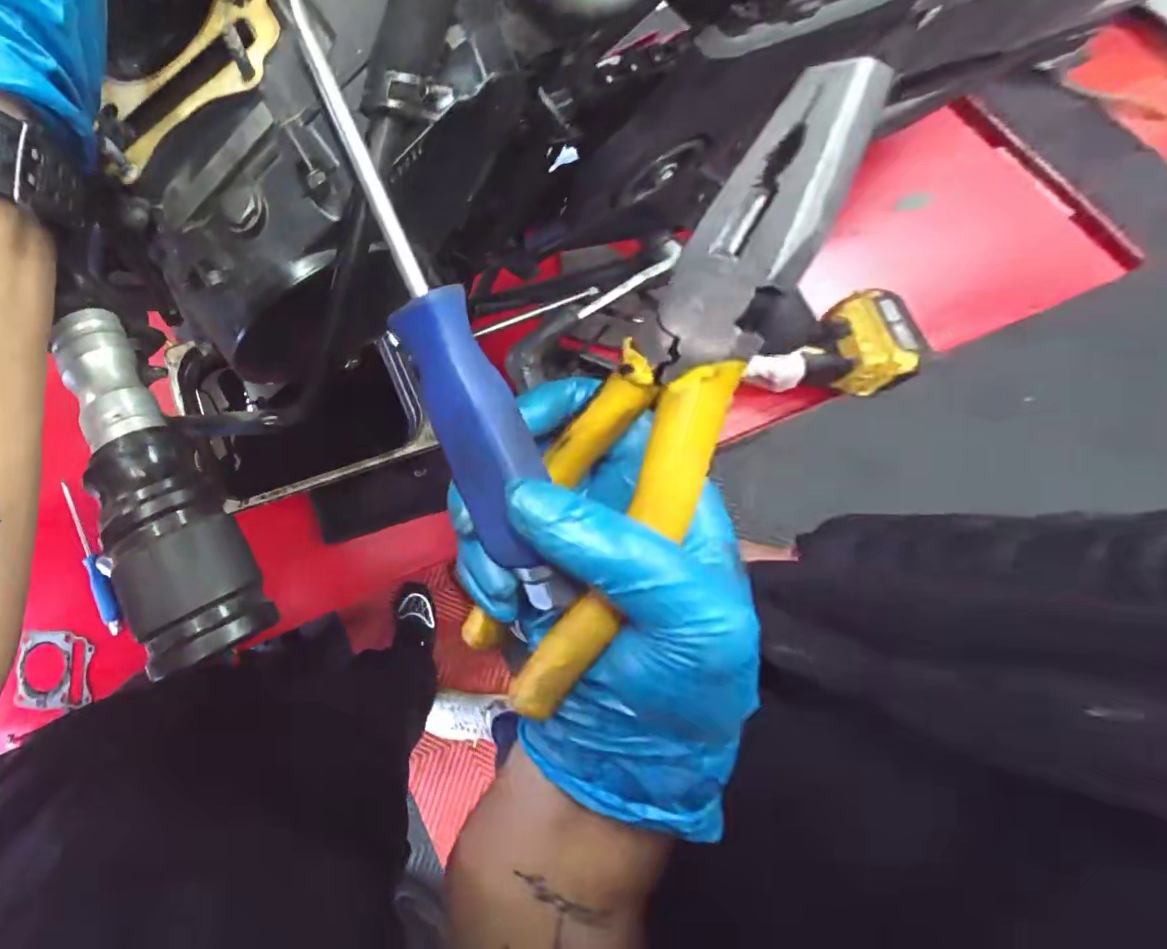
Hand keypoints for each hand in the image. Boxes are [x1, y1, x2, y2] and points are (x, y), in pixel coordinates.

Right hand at [452, 378, 759, 842]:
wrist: (620, 761)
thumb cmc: (686, 688)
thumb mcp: (688, 620)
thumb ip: (621, 553)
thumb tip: (525, 496)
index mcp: (660, 498)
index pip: (620, 417)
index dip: (572, 405)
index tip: (524, 424)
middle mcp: (603, 504)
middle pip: (539, 448)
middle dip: (504, 478)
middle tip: (492, 522)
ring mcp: (555, 536)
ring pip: (498, 495)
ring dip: (486, 536)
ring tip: (508, 591)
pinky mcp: (519, 568)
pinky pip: (480, 542)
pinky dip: (478, 569)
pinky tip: (501, 608)